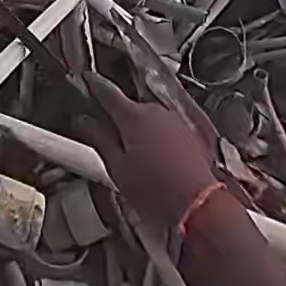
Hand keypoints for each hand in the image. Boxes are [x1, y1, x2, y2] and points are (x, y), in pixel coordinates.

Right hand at [77, 72, 218, 228]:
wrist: (200, 205)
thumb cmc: (157, 191)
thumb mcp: (118, 168)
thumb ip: (99, 139)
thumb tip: (85, 122)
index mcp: (132, 116)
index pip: (107, 92)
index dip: (94, 85)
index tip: (87, 80)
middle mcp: (154, 112)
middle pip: (128, 108)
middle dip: (117, 121)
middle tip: (110, 143)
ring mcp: (173, 121)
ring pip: (146, 119)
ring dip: (138, 132)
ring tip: (136, 162)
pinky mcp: (186, 133)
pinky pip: (163, 129)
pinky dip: (155, 139)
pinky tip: (156, 164)